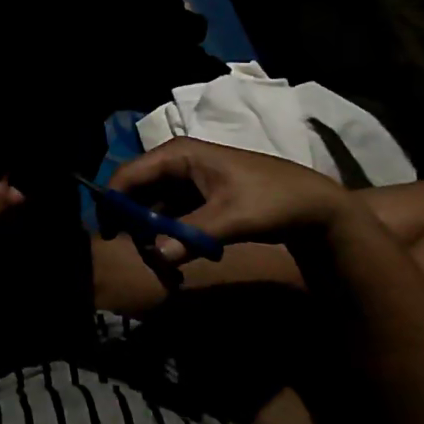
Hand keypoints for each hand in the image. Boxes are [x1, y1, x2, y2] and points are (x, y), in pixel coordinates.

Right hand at [109, 138, 355, 263]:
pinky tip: (178, 261)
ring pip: (152, 208)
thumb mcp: (232, 217)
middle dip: (134, 225)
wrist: (315, 205)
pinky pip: (170, 217)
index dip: (114, 201)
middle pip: (138, 192)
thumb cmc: (272, 199)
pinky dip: (169, 238)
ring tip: (166, 268)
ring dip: (152, 237)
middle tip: (145, 259)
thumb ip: (192, 234)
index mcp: (178, 154)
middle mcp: (176, 164)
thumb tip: (155, 254)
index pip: (130, 173)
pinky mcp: (197, 199)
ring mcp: (186, 181)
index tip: (109, 234)